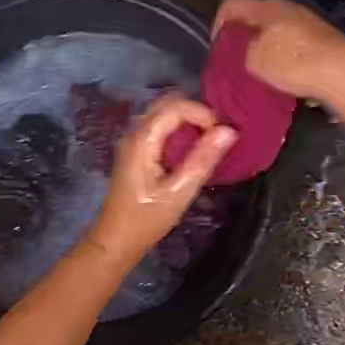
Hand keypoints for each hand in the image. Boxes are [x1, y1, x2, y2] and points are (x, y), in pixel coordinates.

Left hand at [89, 95, 236, 262]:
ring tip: (208, 139)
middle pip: (167, 103)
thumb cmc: (146, 219)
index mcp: (143, 139)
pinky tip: (191, 147)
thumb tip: (229, 131)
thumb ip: (203, 159)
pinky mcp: (135, 150)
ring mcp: (132, 140)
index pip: (175, 106)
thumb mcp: (180, 192)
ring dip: (187, 118)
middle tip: (216, 133)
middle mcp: (134, 132)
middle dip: (195, 112)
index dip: (202, 113)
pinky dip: (178, 127)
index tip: (221, 134)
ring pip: (162, 112)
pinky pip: (158, 125)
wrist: (115, 241)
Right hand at [214, 0, 344, 109]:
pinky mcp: (321, 37)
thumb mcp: (254, 61)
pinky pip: (291, 41)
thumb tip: (236, 50)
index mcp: (266, 6)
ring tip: (258, 72)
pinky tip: (284, 75)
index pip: (230, 4)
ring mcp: (306, 21)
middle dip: (241, 37)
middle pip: (253, 16)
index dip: (217, 24)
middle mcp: (287, 7)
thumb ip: (238, 52)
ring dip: (262, 47)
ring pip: (273, 29)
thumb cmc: (295, 64)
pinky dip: (282, 54)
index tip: (216, 48)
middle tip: (234, 61)